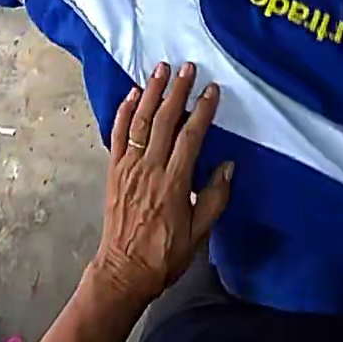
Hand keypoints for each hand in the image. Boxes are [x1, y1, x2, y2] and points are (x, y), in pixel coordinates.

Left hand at [87, 61, 233, 306]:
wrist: (121, 274)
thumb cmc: (165, 254)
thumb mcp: (199, 232)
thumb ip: (215, 197)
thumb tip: (229, 164)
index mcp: (173, 182)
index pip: (191, 136)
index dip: (202, 110)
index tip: (212, 90)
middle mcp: (149, 169)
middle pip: (164, 120)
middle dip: (177, 90)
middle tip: (187, 67)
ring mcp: (128, 168)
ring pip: (140, 121)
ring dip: (151, 92)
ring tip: (160, 69)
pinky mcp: (114, 171)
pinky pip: (118, 135)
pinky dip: (124, 112)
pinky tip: (132, 94)